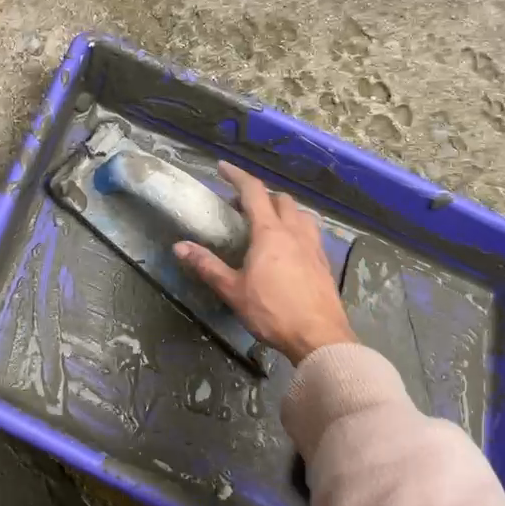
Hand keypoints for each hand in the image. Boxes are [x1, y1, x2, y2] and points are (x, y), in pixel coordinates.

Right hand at [175, 162, 357, 364]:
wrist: (320, 338)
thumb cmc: (273, 312)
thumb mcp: (233, 290)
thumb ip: (207, 265)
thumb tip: (180, 246)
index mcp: (269, 232)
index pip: (253, 191)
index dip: (237, 175)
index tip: (222, 167)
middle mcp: (294, 232)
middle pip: (280, 199)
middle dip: (260, 195)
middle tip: (241, 207)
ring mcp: (314, 246)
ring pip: (301, 214)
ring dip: (283, 210)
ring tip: (269, 224)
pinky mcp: (324, 263)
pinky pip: (311, 233)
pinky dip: (297, 229)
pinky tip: (290, 248)